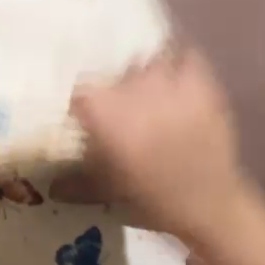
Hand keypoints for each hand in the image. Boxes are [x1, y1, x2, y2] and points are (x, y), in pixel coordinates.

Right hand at [71, 50, 252, 241]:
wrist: (211, 207)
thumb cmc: (153, 200)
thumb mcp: (107, 188)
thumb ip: (77, 178)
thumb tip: (53, 181)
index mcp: (103, 112)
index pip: (80, 91)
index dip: (81, 102)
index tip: (83, 112)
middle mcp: (132, 89)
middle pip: (114, 72)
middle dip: (113, 86)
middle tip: (117, 104)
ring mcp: (169, 83)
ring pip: (147, 63)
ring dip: (144, 75)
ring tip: (146, 90)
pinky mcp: (201, 84)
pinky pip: (185, 57)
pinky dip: (178, 63)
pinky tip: (174, 75)